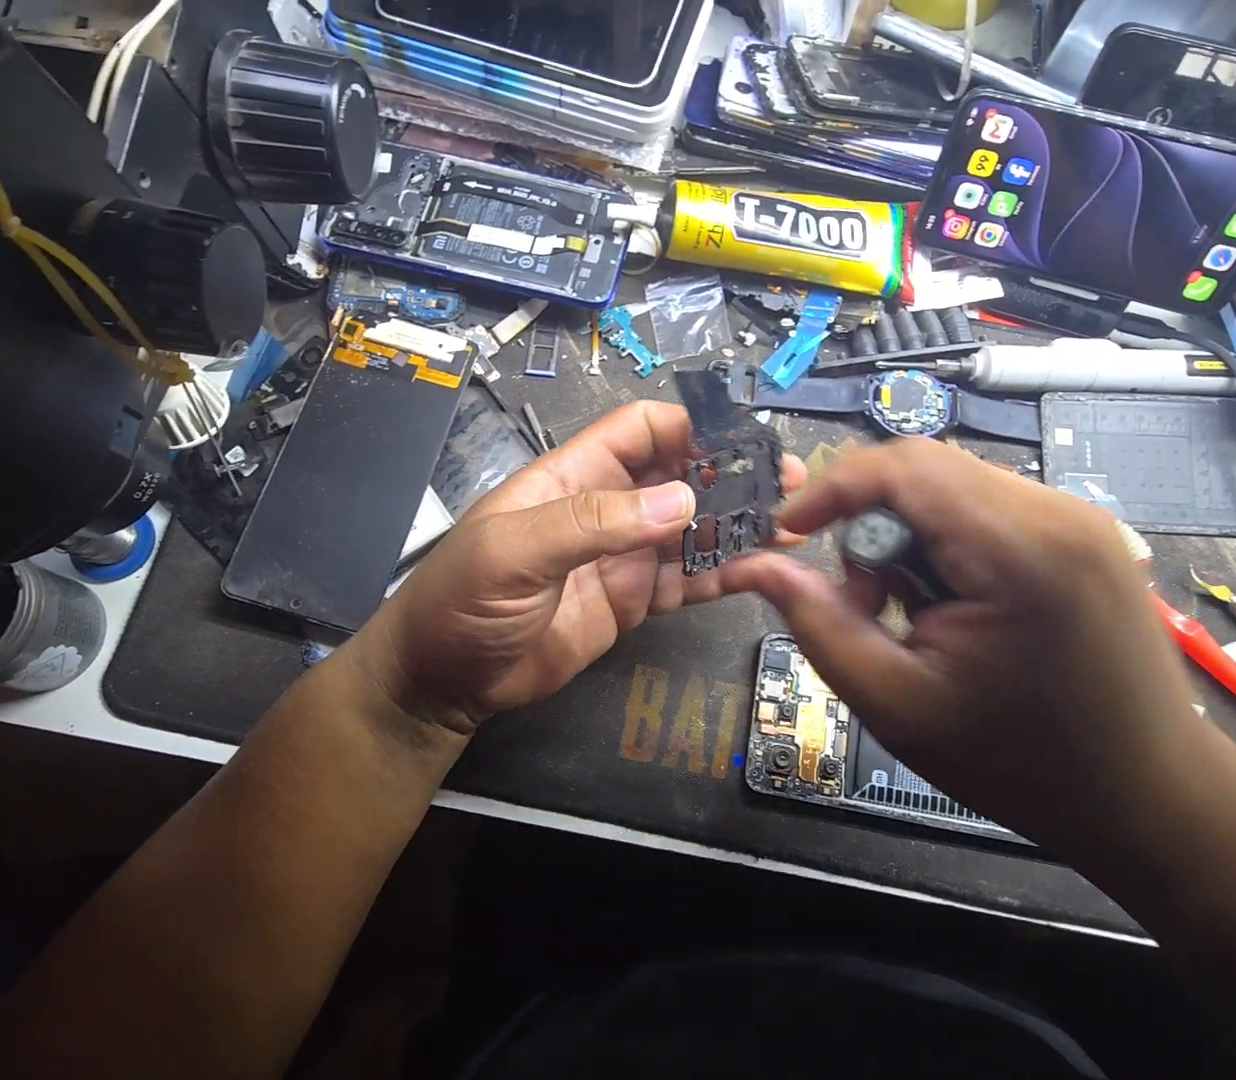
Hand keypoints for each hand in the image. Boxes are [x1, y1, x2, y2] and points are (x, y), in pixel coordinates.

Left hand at [347, 401, 805, 735]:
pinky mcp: (635, 601)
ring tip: (790, 528)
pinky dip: (724, 574)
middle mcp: (607, 508)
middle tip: (788, 486)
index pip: (641, 430)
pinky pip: (687, 580)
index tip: (744, 440)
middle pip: (680, 475)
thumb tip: (681, 500)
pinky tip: (762, 571)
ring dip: (739, 525)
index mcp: (574, 476)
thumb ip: (593, 523)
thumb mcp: (514, 550)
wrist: (445, 681)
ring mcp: (624, 556)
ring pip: (693, 528)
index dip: (692, 427)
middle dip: (732, 475)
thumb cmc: (461, 602)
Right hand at [717, 439, 1203, 843]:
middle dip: (871, 525)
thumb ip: (818, 623)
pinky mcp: (1085, 537)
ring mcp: (1081, 520)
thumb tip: (754, 568)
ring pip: (953, 491)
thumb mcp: (894, 701)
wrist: (1149, 801)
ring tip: (907, 617)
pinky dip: (947, 548)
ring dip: (908, 540)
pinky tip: (951, 609)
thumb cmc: (1019, 764)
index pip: (904, 465)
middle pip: (927, 473)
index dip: (831, 487)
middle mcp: (1058, 512)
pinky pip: (987, 513)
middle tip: (861, 604)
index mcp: (1018, 548)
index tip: (787, 533)